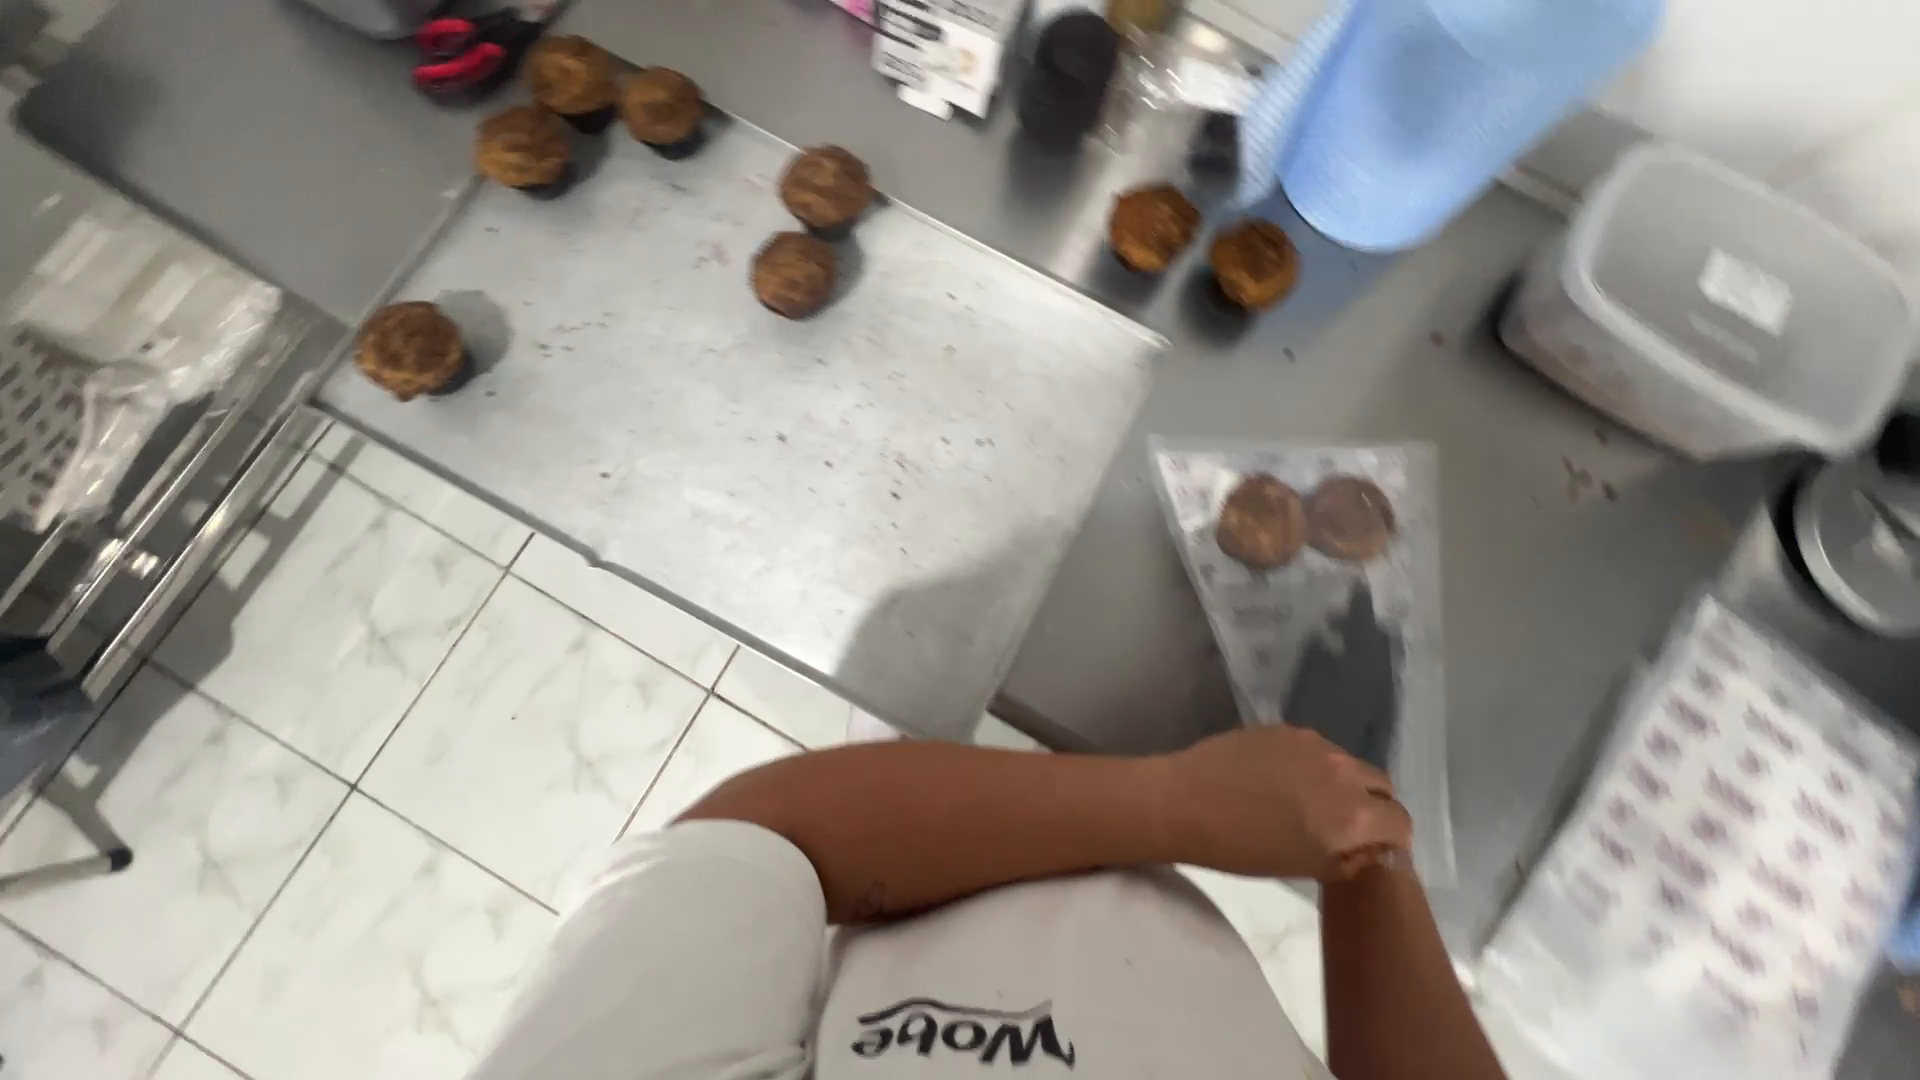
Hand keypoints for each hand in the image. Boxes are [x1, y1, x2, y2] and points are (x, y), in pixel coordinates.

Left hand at [1158, 725, 1412, 881]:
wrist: (1185, 802)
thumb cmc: (1243, 848)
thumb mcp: (1306, 867)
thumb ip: (1351, 857)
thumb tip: (1371, 847)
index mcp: (1354, 814)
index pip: (1400, 821)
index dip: (1390, 837)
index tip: (1371, 844)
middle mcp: (1342, 771)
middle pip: (1379, 784)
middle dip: (1371, 803)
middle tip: (1340, 821)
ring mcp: (1312, 743)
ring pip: (1346, 761)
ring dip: (1339, 779)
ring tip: (1304, 796)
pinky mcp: (1283, 727)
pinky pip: (1314, 746)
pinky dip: (1310, 762)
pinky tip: (1279, 776)